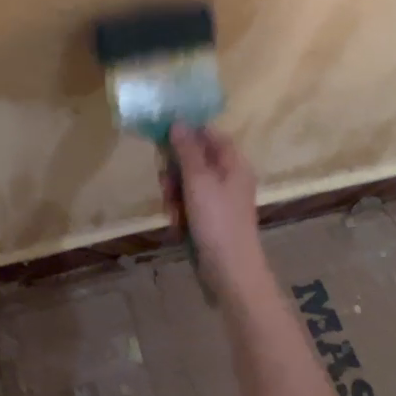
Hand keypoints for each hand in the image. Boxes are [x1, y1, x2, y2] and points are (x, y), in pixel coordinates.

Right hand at [164, 124, 266, 291]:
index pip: (209, 134)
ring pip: (187, 182)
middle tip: (166, 184)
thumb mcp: (198, 181)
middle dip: (175, 171)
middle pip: (194, 158)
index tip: (162, 136)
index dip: (187, 132)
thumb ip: (186, 150)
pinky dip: (180, 211)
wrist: (230, 273)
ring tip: (173, 212)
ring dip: (174, 194)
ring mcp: (219, 199)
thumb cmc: (217, 221)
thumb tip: (178, 121)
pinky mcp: (210, 219)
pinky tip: (177, 225)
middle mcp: (228, 177)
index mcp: (233, 163)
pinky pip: (189, 204)